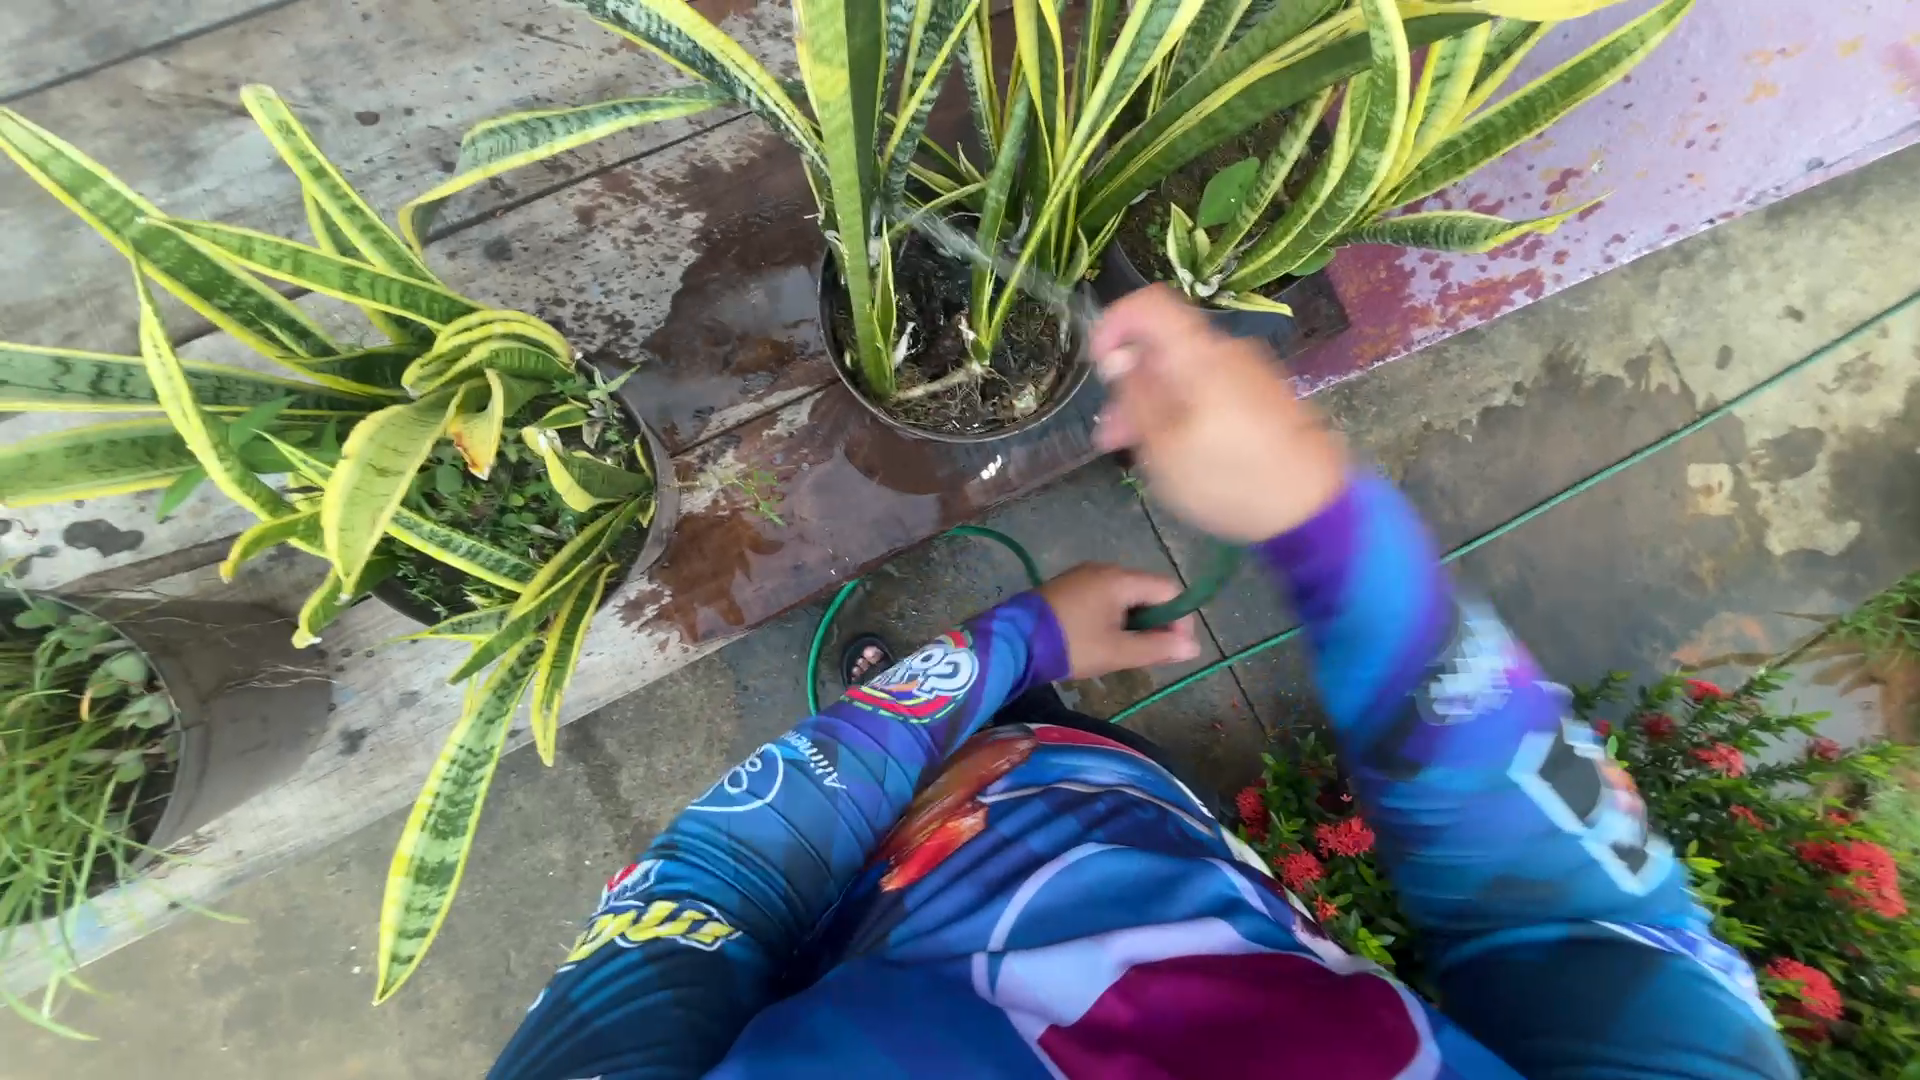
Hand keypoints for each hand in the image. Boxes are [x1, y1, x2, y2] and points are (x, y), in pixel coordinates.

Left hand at [1036, 563, 1200, 679]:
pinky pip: (1102, 597)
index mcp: (1119, 579)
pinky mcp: (1066, 587)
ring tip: (1124, 651)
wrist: (1013, 641)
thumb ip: (1157, 648)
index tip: (1173, 648)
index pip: (1169, 590)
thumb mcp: (1117, 652)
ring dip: (1132, 622)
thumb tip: (1193, 646)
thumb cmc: (1070, 645)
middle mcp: (1103, 569)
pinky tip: (1101, 640)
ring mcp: (1082, 576)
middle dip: (1155, 622)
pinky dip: (1111, 617)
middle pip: (1147, 591)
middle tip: (1148, 654)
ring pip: (1124, 596)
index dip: (1179, 619)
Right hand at [1091, 286, 1347, 542]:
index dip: (1114, 325)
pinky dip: (1183, 412)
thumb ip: (1136, 396)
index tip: (1097, 365)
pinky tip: (1179, 452)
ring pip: (1184, 374)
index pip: (1148, 305)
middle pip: (1164, 348)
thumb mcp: (1163, 447)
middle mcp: (1225, 352)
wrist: (1311, 506)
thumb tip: (1119, 359)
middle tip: (1111, 435)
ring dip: (1153, 406)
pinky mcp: (1262, 397)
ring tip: (1140, 453)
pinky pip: (1209, 391)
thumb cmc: (1227, 478)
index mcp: (1198, 356)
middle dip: (1130, 384)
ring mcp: (1248, 373)